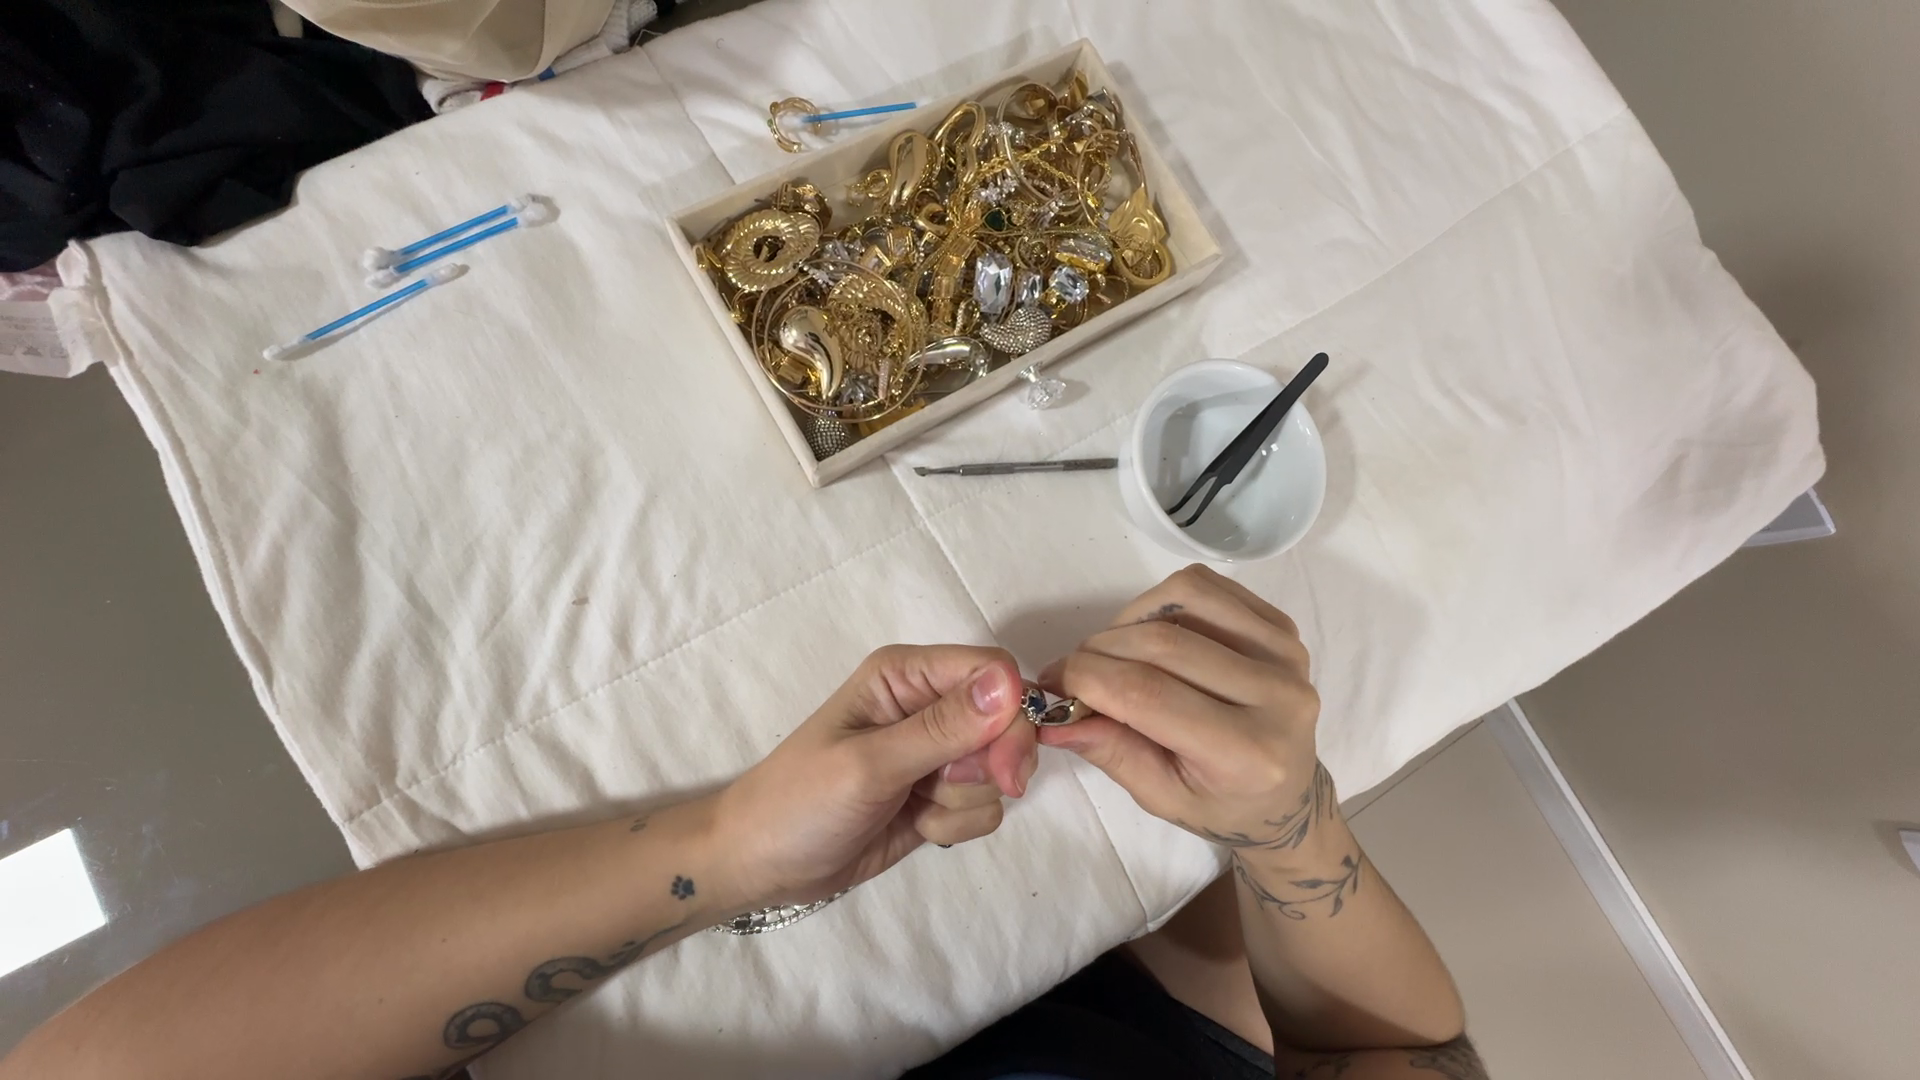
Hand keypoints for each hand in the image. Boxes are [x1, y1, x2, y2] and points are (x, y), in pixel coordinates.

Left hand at [712, 645, 1037, 908]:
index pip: (991, 670)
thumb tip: (1010, 684)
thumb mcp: (870, 763)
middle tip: (946, 792)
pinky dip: (955, 822)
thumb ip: (942, 728)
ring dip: (961, 799)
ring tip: (912, 806)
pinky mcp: (940, 793)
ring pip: (996, 769)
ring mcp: (936, 752)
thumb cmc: (801, 801)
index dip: (1010, 713)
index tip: (1005, 767)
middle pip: (1006, 720)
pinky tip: (915, 824)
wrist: (762, 865)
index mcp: (906, 675)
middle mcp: (927, 704)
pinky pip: (983, 804)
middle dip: (988, 764)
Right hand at [1037, 566, 1332, 860]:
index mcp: (1247, 753)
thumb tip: (1052, 720)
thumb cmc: (1220, 804)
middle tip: (1073, 670)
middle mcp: (1278, 696)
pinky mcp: (1282, 626)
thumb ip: (1110, 752)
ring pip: (1183, 597)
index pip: (1147, 695)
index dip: (1086, 678)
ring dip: (1128, 619)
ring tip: (1115, 651)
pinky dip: (1161, 600)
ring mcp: (1285, 653)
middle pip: (1161, 643)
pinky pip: (1205, 587)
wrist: (1288, 793)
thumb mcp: (1160, 797)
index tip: (1052, 682)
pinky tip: (1151, 633)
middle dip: (1098, 650)